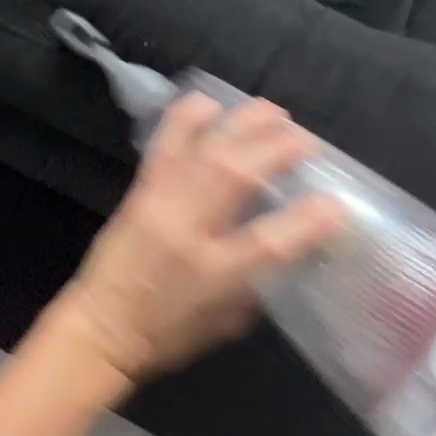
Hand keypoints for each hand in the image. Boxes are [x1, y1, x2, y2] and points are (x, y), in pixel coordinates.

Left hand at [54, 95, 346, 383]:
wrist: (99, 328)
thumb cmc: (169, 333)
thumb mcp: (228, 321)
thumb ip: (263, 280)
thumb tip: (295, 244)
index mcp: (214, 275)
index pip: (267, 242)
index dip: (306, 221)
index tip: (335, 203)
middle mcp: (187, 231)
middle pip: (235, 177)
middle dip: (276, 150)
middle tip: (306, 140)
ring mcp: (161, 204)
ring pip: (204, 151)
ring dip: (242, 124)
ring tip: (272, 111)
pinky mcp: (141, 189)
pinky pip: (165, 144)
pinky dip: (187, 118)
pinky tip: (210, 102)